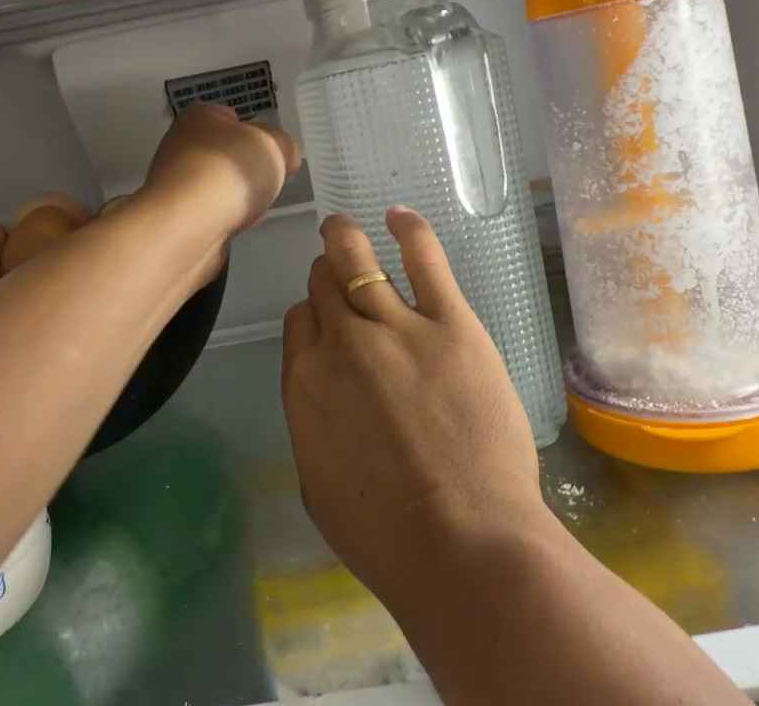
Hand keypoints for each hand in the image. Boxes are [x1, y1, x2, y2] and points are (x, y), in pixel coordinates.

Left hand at [140, 103, 298, 242]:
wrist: (187, 226)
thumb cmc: (230, 172)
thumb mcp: (274, 145)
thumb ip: (284, 145)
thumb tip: (284, 155)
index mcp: (199, 118)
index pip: (228, 116)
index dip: (253, 132)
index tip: (271, 153)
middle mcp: (179, 146)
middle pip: (223, 154)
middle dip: (246, 170)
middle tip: (266, 182)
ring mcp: (173, 184)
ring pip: (216, 186)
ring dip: (235, 198)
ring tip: (253, 209)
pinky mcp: (175, 217)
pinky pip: (208, 214)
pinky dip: (223, 220)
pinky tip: (235, 227)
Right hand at [280, 209, 549, 608]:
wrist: (461, 543)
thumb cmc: (385, 535)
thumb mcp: (319, 483)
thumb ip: (313, 424)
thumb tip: (321, 394)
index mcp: (303, 384)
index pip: (297, 323)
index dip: (310, 314)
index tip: (323, 318)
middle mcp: (340, 344)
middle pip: (323, 288)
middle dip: (324, 276)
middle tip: (333, 268)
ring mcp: (395, 328)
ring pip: (357, 263)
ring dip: (344, 239)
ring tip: (340, 226)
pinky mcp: (450, 325)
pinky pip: (423, 261)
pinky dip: (409, 231)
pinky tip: (399, 216)